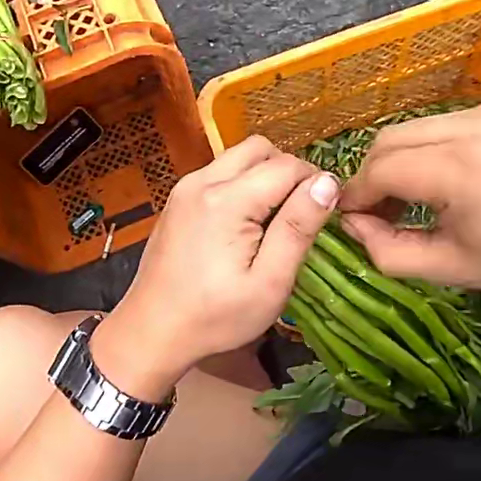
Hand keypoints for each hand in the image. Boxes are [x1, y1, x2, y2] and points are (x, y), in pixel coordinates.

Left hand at [99, 136, 340, 399]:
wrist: (152, 331)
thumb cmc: (215, 317)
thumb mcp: (269, 282)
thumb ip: (298, 227)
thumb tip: (327, 182)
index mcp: (227, 200)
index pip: (287, 165)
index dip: (315, 184)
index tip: (326, 214)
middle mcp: (202, 181)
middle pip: (260, 149)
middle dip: (288, 171)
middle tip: (300, 213)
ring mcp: (185, 188)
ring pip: (238, 157)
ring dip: (264, 175)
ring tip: (275, 220)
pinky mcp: (177, 200)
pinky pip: (219, 173)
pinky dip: (241, 184)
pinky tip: (245, 224)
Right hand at [339, 98, 480, 308]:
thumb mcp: (459, 269)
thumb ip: (391, 251)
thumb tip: (353, 227)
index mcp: (459, 168)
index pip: (378, 170)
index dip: (355, 197)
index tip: (351, 222)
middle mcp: (473, 124)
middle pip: (390, 140)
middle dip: (373, 176)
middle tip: (382, 214)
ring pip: (419, 128)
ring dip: (404, 161)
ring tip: (420, 200)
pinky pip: (453, 124)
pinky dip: (437, 150)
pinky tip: (458, 182)